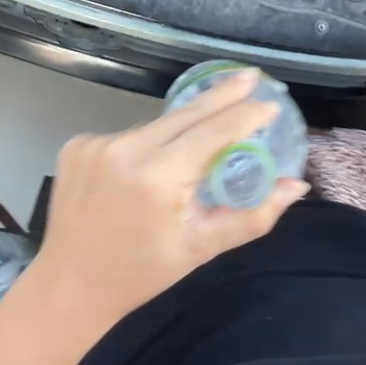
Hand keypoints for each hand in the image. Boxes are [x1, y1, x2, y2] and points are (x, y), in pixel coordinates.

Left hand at [29, 72, 308, 332]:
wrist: (69, 288)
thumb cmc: (143, 273)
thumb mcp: (202, 248)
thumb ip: (253, 215)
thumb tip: (296, 185)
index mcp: (158, 179)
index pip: (213, 132)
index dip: (244, 114)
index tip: (270, 102)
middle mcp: (125, 151)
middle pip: (186, 115)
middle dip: (222, 96)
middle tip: (251, 76)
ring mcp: (96, 144)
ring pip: (158, 126)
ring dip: (182, 128)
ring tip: (198, 143)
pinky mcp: (78, 144)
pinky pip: (129, 135)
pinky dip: (148, 144)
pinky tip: (148, 166)